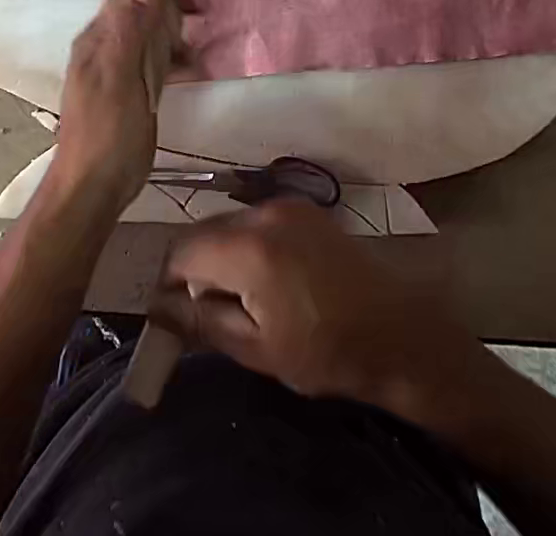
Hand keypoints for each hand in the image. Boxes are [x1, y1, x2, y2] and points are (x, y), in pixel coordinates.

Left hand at [53, 0, 179, 203]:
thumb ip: (131, 31)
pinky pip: (154, 60)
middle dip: (169, 5)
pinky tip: (188, 68)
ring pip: (150, 35)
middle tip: (199, 10)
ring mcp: (117, 70)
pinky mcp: (131, 90)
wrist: (94, 186)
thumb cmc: (107, 134)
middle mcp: (105, 48)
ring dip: (173, 33)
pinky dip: (172, 58)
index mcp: (97, 40)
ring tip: (193, 46)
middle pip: (140, 10)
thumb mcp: (119, 80)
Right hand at [149, 199, 486, 415]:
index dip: (170, 285)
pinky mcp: (309, 210)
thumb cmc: (325, 349)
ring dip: (223, 256)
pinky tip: (269, 280)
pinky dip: (250, 245)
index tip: (177, 316)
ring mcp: (291, 206)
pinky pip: (260, 222)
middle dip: (196, 269)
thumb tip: (158, 308)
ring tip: (243, 300)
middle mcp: (266, 213)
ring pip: (232, 225)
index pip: (181, 252)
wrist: (397, 330)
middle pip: (206, 231)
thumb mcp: (255, 347)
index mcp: (249, 248)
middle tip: (208, 313)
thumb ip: (200, 321)